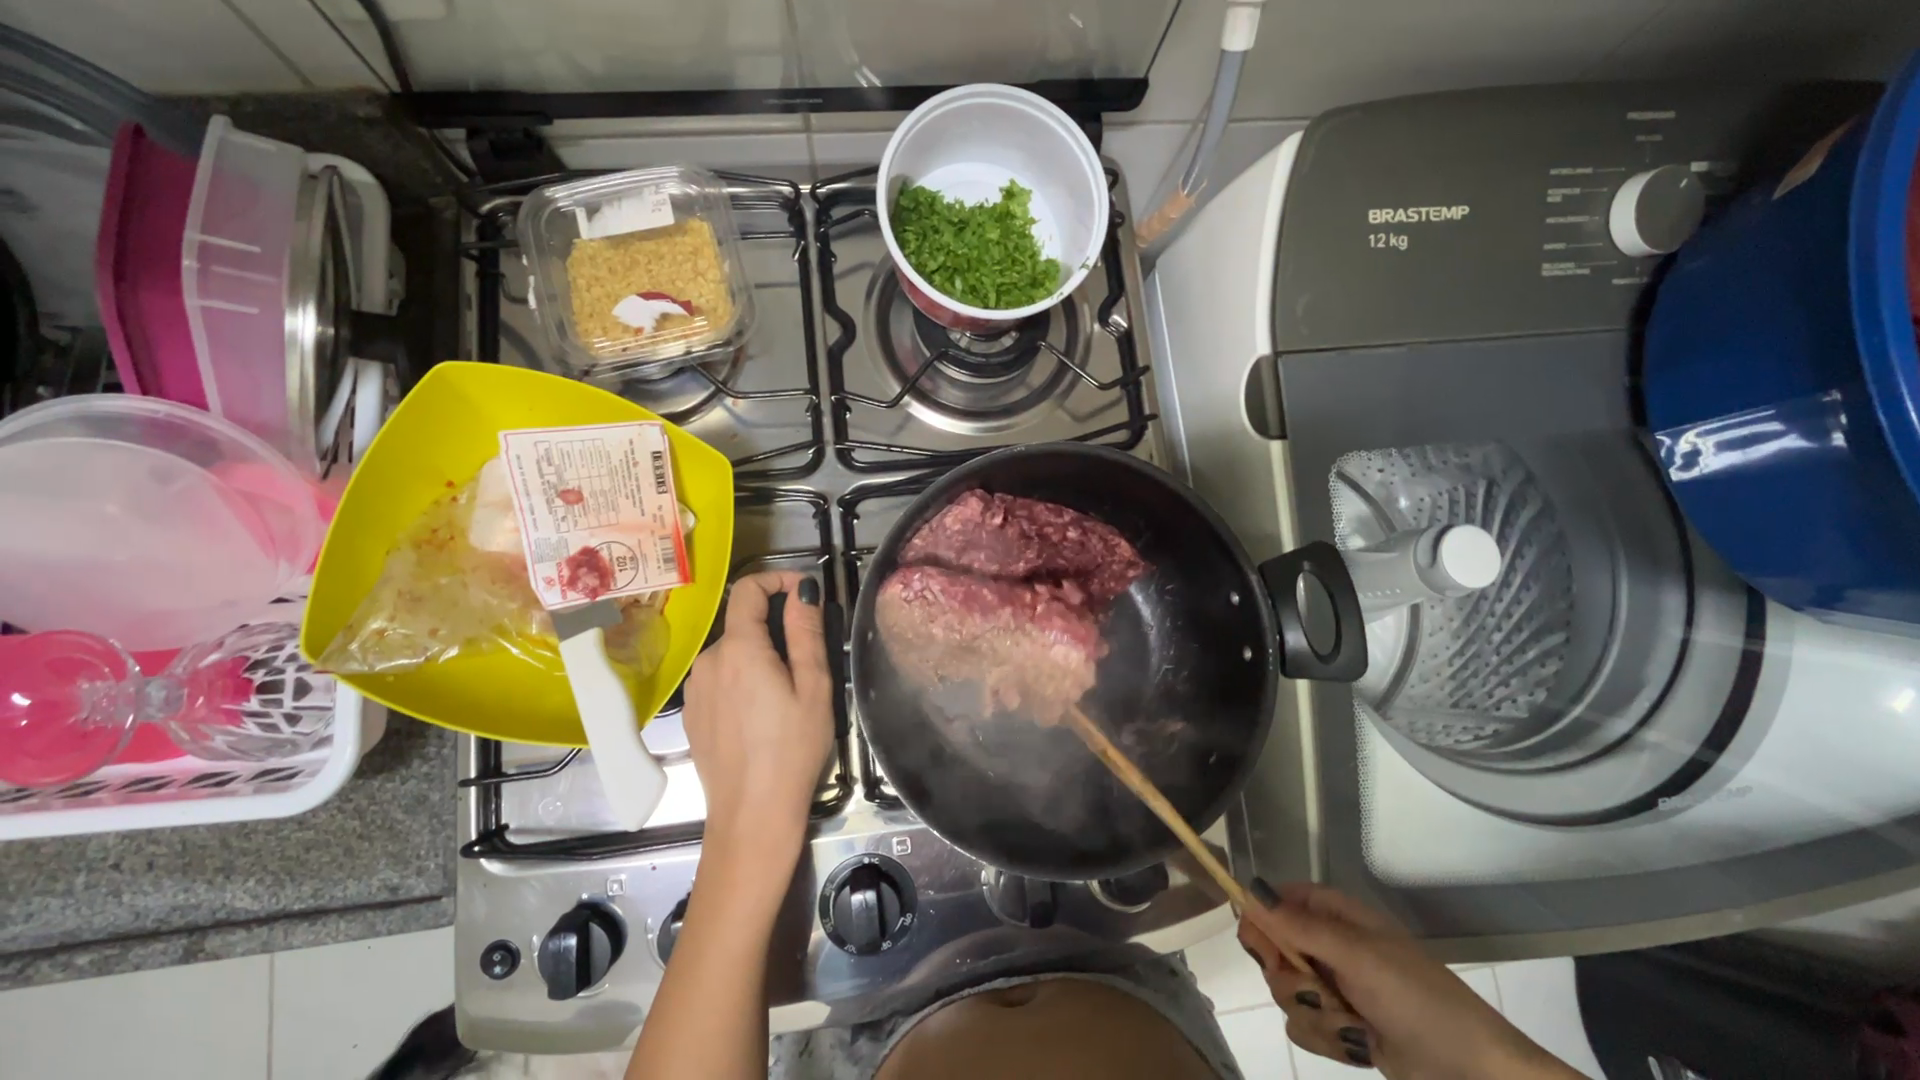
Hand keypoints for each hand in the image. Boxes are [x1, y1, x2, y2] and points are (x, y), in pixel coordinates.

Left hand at [683, 572, 833, 871]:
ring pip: (732, 653)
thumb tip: (802, 588)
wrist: (752, 813)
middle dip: (776, 628)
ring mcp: (696, 688)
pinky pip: (720, 679)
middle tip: (810, 658)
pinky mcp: (693, 713)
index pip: (749, 589)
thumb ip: (805, 632)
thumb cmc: (792, 748)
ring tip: (789, 692)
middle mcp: (708, 660)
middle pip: (743, 624)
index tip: (805, 592)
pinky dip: (743, 679)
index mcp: (739, 648)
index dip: (778, 579)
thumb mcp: (813, 686)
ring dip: (760, 656)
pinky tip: (763, 714)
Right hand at [1238, 882, 1581, 1079]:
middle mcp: (1333, 948)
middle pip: (1276, 950)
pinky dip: (1328, 1039)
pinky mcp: (1341, 1027)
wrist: (1469, 1071)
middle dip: (1292, 979)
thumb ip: (1299, 927)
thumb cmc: (1417, 999)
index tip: (1257, 943)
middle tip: (1320, 991)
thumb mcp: (1358, 956)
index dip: (1264, 916)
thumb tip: (1249, 890)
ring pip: (1287, 993)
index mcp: (1341, 918)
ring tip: (1355, 1027)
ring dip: (1317, 1015)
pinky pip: (1304, 1026)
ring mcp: (1336, 989)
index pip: (1285, 900)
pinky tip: (1359, 1046)